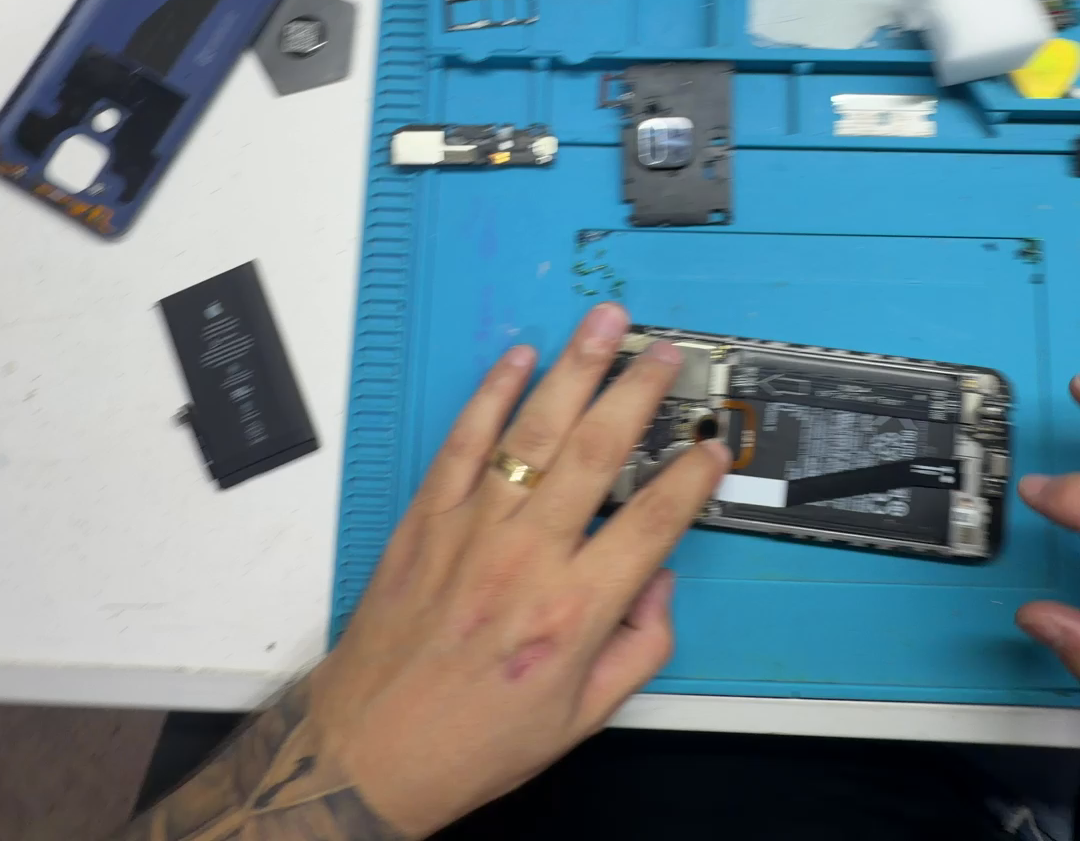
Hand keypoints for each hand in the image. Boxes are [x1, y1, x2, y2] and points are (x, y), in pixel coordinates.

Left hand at [308, 303, 726, 836]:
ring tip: (605, 327)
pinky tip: (518, 358)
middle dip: (638, 394)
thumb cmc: (475, 738)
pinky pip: (464, 441)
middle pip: (598, 453)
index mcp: (574, 611)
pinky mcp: (429, 515)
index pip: (653, 523)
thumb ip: (641, 648)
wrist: (369, 752)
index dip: (691, 479)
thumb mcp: (582, 718)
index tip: (711, 447)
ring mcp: (473, 527)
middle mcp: (527, 557)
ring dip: (576, 371)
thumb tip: (660, 580)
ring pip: (535, 431)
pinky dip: (491, 394)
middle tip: (664, 356)